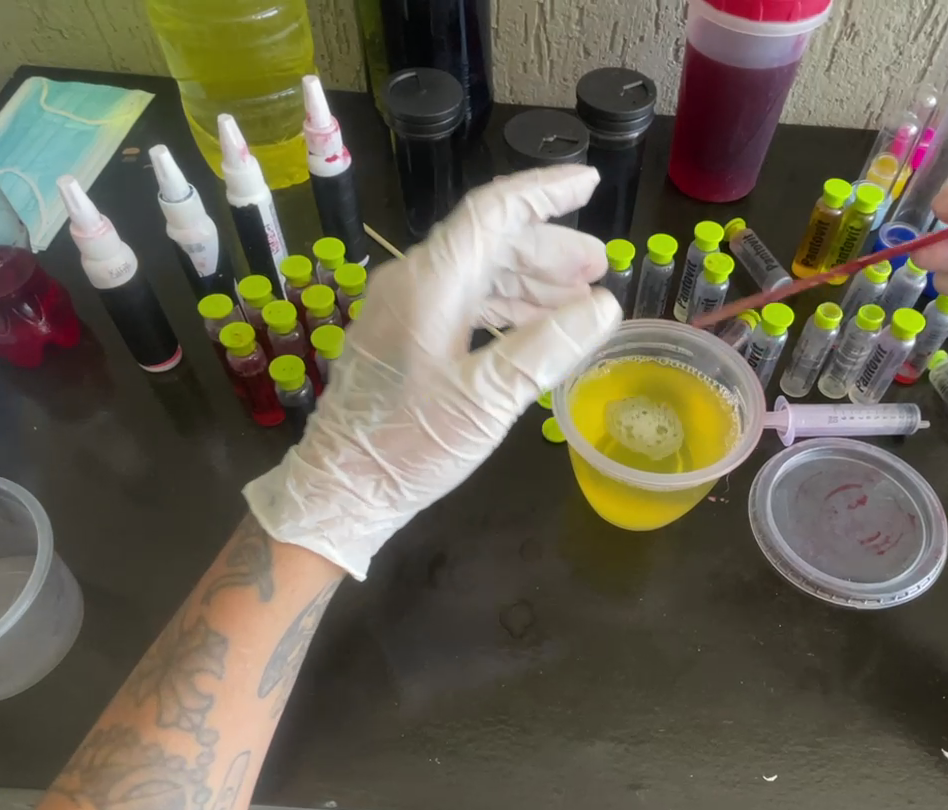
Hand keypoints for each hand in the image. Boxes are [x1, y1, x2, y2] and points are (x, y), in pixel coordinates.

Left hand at [244, 166, 620, 578]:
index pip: (493, 213)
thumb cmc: (410, 445)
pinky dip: (503, 309)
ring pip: (476, 275)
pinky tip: (532, 329)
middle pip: (488, 243)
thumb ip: (546, 348)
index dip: (546, 194)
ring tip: (577, 300)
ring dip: (529, 282)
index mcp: (429, 284)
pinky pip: (462, 305)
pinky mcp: (402, 340)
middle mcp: (412, 284)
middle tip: (598, 267)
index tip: (590, 183)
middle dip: (548, 249)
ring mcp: (403, 311)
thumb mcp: (486, 401)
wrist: (343, 488)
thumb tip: (603, 306)